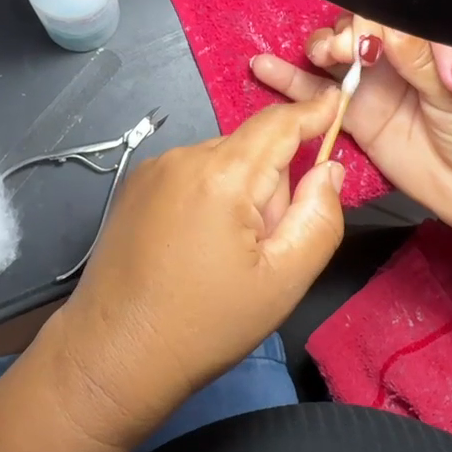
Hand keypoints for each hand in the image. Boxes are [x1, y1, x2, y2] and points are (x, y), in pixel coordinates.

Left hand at [46, 94, 346, 445]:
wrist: (115, 352)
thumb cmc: (206, 323)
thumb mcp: (283, 281)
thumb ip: (318, 218)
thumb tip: (328, 167)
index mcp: (223, 174)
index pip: (278, 124)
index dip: (312, 112)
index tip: (337, 99)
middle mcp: (184, 156)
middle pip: (251, 149)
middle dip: (271, 184)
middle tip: (263, 248)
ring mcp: (154, 168)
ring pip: (221, 162)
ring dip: (238, 191)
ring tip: (222, 255)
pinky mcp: (135, 184)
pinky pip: (191, 174)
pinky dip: (207, 195)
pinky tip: (193, 245)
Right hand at [251, 15, 451, 253]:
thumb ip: (423, 62)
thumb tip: (383, 28)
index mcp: (436, 38)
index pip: (399, 12)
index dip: (385, 20)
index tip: (385, 48)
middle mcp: (402, 53)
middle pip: (361, 23)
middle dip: (351, 30)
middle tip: (354, 55)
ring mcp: (375, 83)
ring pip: (335, 52)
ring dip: (322, 46)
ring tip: (324, 56)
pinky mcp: (355, 115)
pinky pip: (316, 93)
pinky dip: (288, 79)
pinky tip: (262, 65)